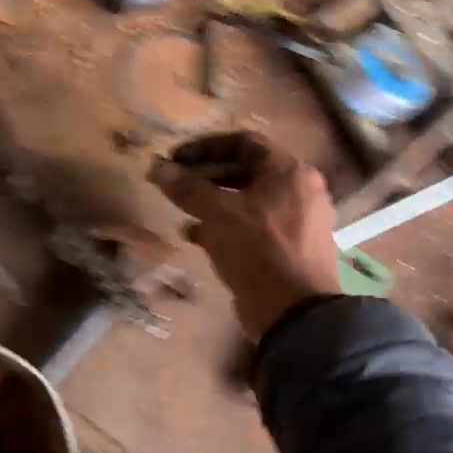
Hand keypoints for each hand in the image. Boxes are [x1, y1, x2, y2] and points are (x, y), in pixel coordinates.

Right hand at [149, 132, 342, 339]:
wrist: (294, 310)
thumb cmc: (258, 249)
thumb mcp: (216, 213)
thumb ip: (186, 187)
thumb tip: (155, 166)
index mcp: (289, 172)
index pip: (243, 142)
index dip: (203, 147)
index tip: (174, 160)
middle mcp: (298, 190)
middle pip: (244, 171)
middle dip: (204, 176)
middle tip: (174, 185)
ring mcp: (296, 220)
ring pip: (246, 200)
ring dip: (211, 202)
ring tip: (181, 212)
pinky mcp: (288, 247)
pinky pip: (252, 225)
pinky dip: (224, 225)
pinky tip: (197, 237)